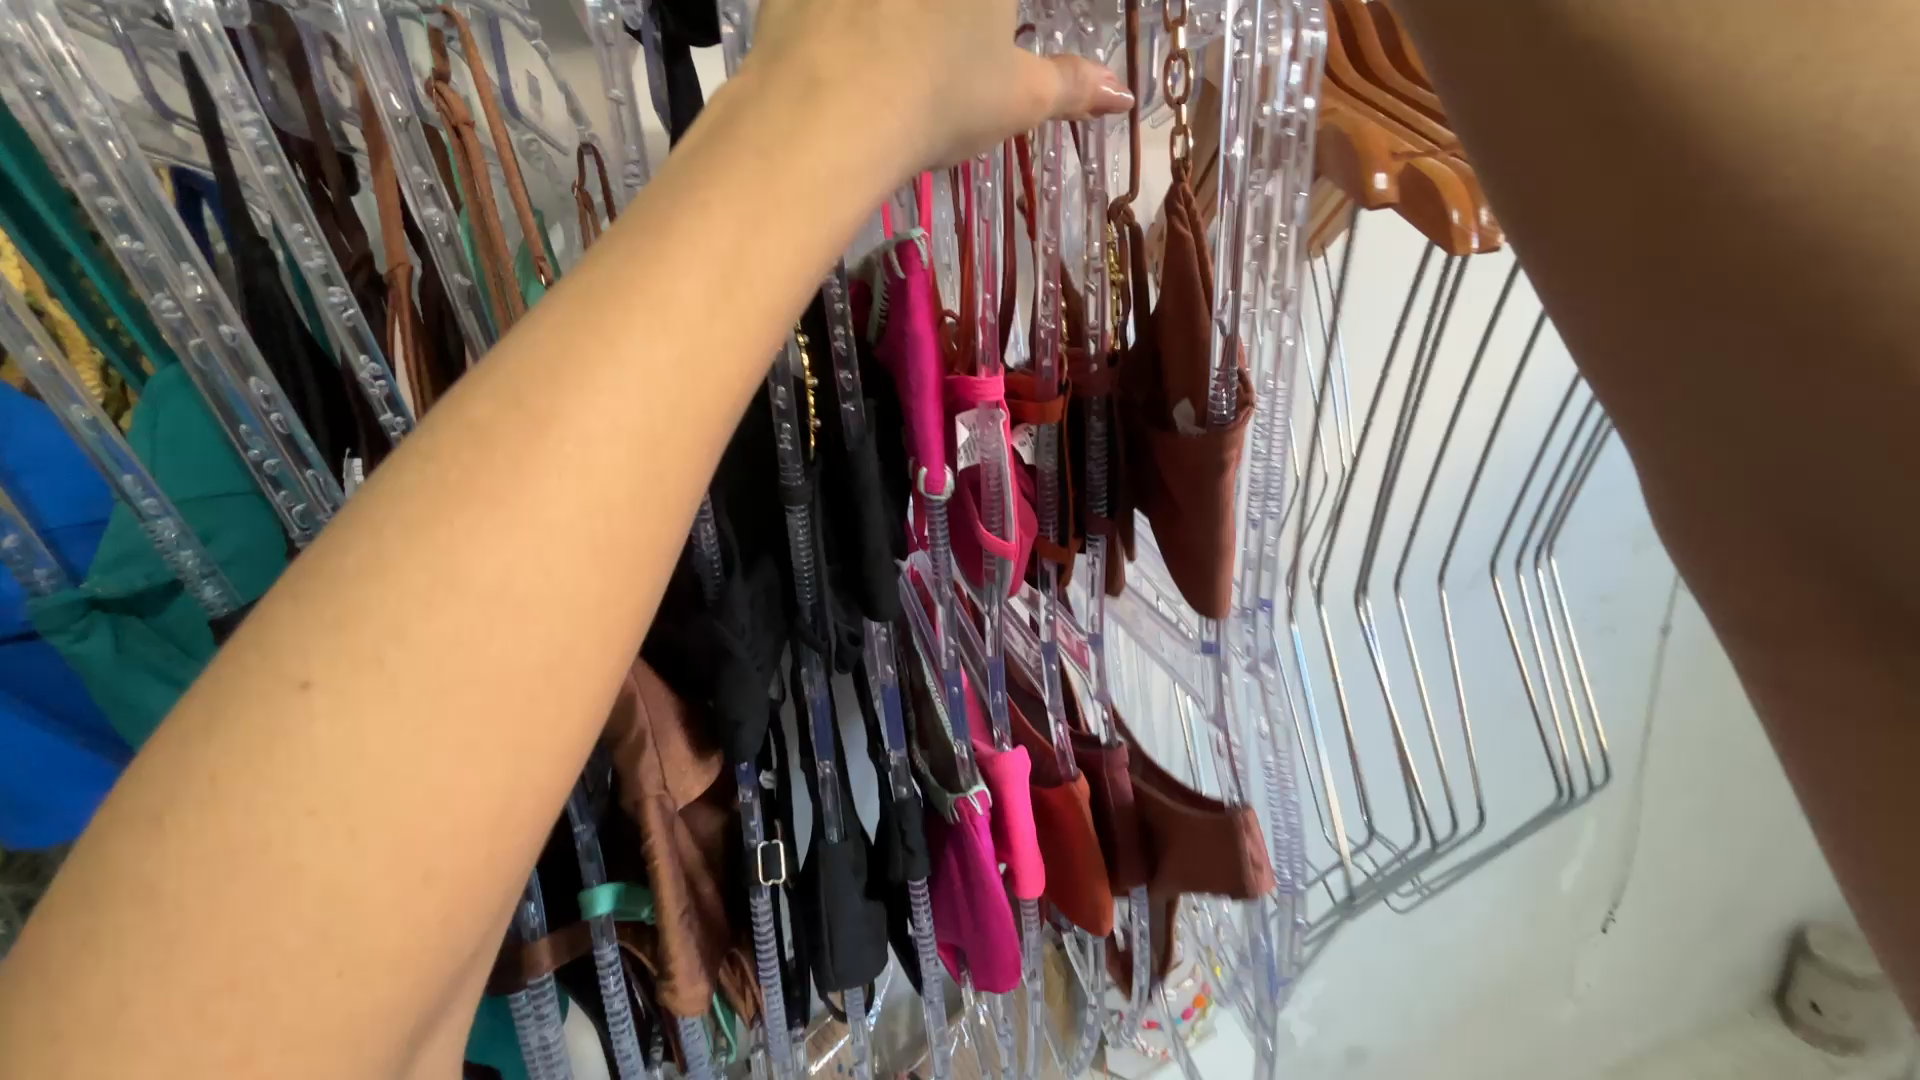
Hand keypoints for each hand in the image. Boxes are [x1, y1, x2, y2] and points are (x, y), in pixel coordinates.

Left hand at [738, 0, 1133, 179]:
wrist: (825, 113)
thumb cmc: (940, 96)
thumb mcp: (1017, 97)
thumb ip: (1070, 86)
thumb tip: (1122, 93)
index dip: (998, 17)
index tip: (993, 39)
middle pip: (958, 3)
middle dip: (961, 21)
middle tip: (955, 42)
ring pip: (894, 2)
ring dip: (905, 17)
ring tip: (905, 42)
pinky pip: (830, 0)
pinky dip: (845, 14)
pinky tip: (852, 36)